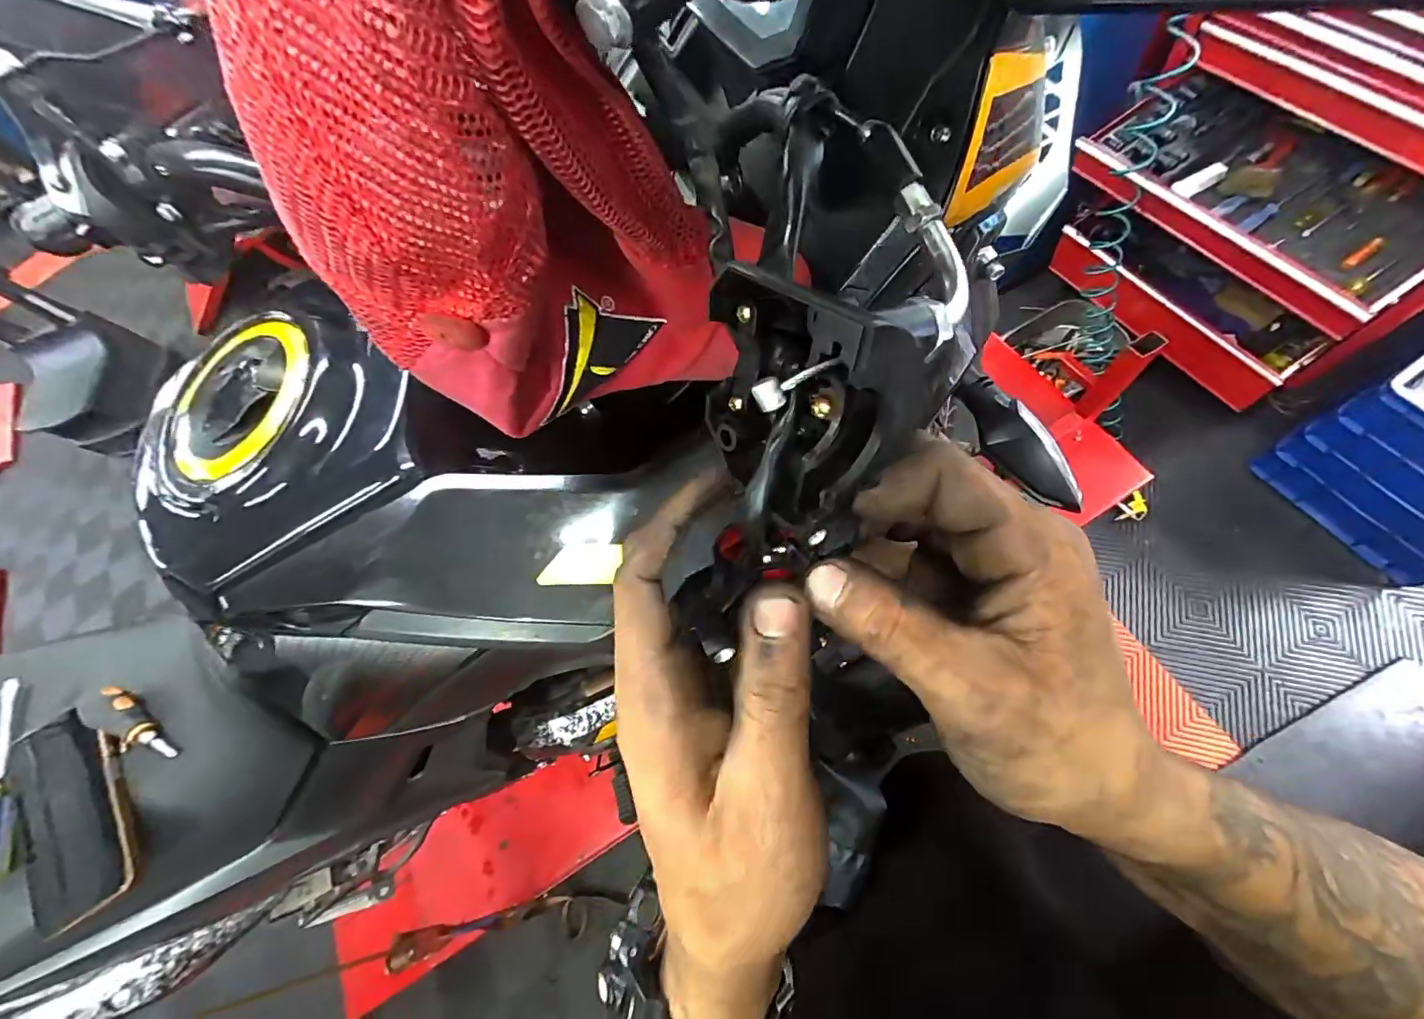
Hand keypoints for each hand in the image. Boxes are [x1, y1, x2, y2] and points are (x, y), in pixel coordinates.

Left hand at [613, 472, 825, 1018]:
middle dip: (700, 533)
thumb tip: (778, 592)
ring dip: (726, 565)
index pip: (637, 587)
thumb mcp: (765, 784)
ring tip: (781, 530)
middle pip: (660, 586)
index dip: (665, 527)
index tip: (713, 486)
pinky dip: (745, 605)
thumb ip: (771, 691)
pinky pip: (717, 640)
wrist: (728, 937)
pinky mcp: (703, 709)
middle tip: (764, 498)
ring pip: (691, 610)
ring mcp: (678, 697)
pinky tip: (786, 595)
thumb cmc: (742, 872)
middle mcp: (653, 686)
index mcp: (649, 697)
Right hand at [803, 438, 1168, 847]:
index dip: (884, 483)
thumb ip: (888, 627)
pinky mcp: (978, 586)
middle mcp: (1016, 536)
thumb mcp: (964, 688)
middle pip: (930, 491)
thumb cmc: (1049, 743)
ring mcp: (997, 560)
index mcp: (1031, 545)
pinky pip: (919, 560)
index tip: (825, 515)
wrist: (1098, 786)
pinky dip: (879, 570)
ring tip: (810, 558)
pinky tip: (840, 584)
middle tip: (805, 535)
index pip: (949, 476)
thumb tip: (814, 577)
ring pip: (918, 524)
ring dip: (867, 539)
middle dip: (867, 509)